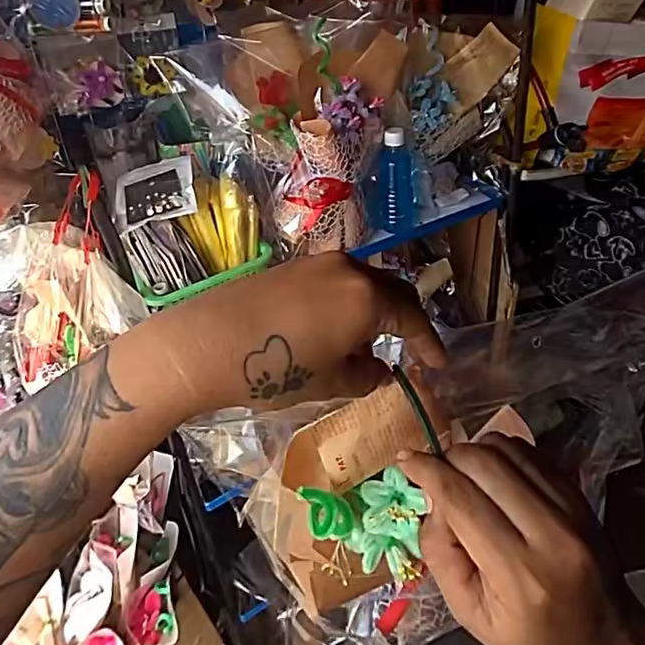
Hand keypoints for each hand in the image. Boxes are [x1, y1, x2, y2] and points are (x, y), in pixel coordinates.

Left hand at [143, 251, 444, 416]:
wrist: (206, 341)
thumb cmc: (276, 368)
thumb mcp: (329, 382)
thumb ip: (365, 376)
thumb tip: (379, 371)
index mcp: (366, 297)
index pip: (412, 317)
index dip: (429, 343)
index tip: (438, 364)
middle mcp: (349, 270)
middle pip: (392, 291)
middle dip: (406, 320)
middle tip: (412, 348)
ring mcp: (319, 263)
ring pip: (363, 283)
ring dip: (375, 310)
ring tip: (369, 344)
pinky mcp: (294, 265)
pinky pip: (337, 281)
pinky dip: (348, 302)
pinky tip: (334, 328)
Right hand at [401, 438, 644, 644]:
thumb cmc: (535, 643)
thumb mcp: (473, 618)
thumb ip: (442, 556)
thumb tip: (430, 499)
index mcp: (520, 574)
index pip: (461, 500)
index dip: (426, 472)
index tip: (404, 461)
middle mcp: (550, 530)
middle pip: (482, 463)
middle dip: (447, 458)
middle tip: (433, 473)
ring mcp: (570, 506)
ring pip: (506, 448)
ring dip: (473, 451)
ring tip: (462, 474)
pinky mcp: (578, 492)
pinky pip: (528, 452)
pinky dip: (500, 453)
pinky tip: (491, 473)